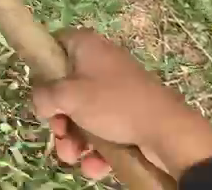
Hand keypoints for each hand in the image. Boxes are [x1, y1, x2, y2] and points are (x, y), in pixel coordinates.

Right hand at [31, 29, 211, 179]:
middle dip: (60, 118)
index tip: (41, 95)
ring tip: (73, 158)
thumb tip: (40, 105)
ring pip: (85, 111)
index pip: (52, 48)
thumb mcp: (67, 96)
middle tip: (59, 135)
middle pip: (66, 87)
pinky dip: (97, 145)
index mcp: (84, 45)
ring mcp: (117, 88)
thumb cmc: (112, 103)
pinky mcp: (132, 112)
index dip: (42, 71)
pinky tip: (94, 166)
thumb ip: (42, 96)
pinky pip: (105, 125)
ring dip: (75, 137)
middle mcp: (100, 61)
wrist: (171, 133)